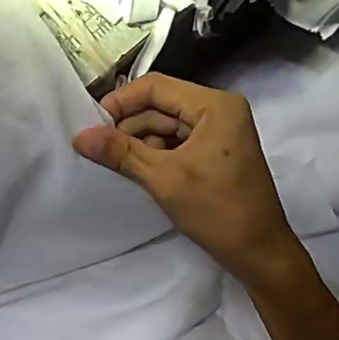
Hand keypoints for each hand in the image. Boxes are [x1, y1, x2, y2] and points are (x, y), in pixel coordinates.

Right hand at [73, 73, 305, 289]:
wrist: (259, 252)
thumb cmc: (216, 210)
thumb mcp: (164, 179)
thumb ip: (121, 153)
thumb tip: (79, 136)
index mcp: (215, 105)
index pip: (156, 87)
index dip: (121, 102)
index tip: (91, 125)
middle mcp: (220, 110)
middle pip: (161, 105)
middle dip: (129, 125)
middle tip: (98, 148)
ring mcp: (220, 132)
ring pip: (167, 126)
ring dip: (140, 142)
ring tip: (115, 163)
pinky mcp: (216, 153)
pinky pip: (178, 143)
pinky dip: (156, 154)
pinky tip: (137, 170)